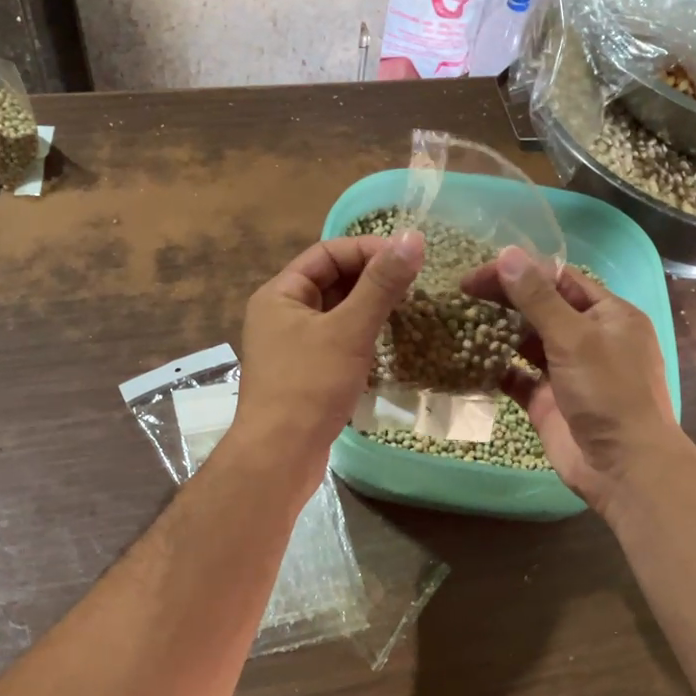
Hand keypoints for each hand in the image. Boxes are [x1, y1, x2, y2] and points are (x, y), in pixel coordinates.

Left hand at [228, 231, 423, 477]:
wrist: (279, 456)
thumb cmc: (309, 386)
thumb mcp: (348, 330)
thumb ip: (381, 285)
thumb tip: (413, 238)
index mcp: (280, 295)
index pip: (327, 253)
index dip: (367, 249)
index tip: (409, 258)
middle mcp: (281, 316)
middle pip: (331, 282)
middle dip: (371, 280)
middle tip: (416, 285)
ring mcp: (291, 348)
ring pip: (336, 315)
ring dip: (370, 310)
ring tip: (410, 311)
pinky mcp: (305, 377)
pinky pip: (337, 344)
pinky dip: (362, 339)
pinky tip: (391, 347)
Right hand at [462, 246, 684, 514]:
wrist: (623, 466)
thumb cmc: (608, 393)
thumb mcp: (575, 338)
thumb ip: (538, 298)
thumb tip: (507, 254)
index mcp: (609, 315)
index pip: (560, 280)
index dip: (521, 271)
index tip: (479, 273)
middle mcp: (589, 339)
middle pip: (541, 308)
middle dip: (504, 299)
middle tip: (460, 294)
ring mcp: (567, 372)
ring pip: (526, 342)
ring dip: (496, 332)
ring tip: (458, 320)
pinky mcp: (547, 402)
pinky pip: (516, 378)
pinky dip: (494, 368)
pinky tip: (466, 359)